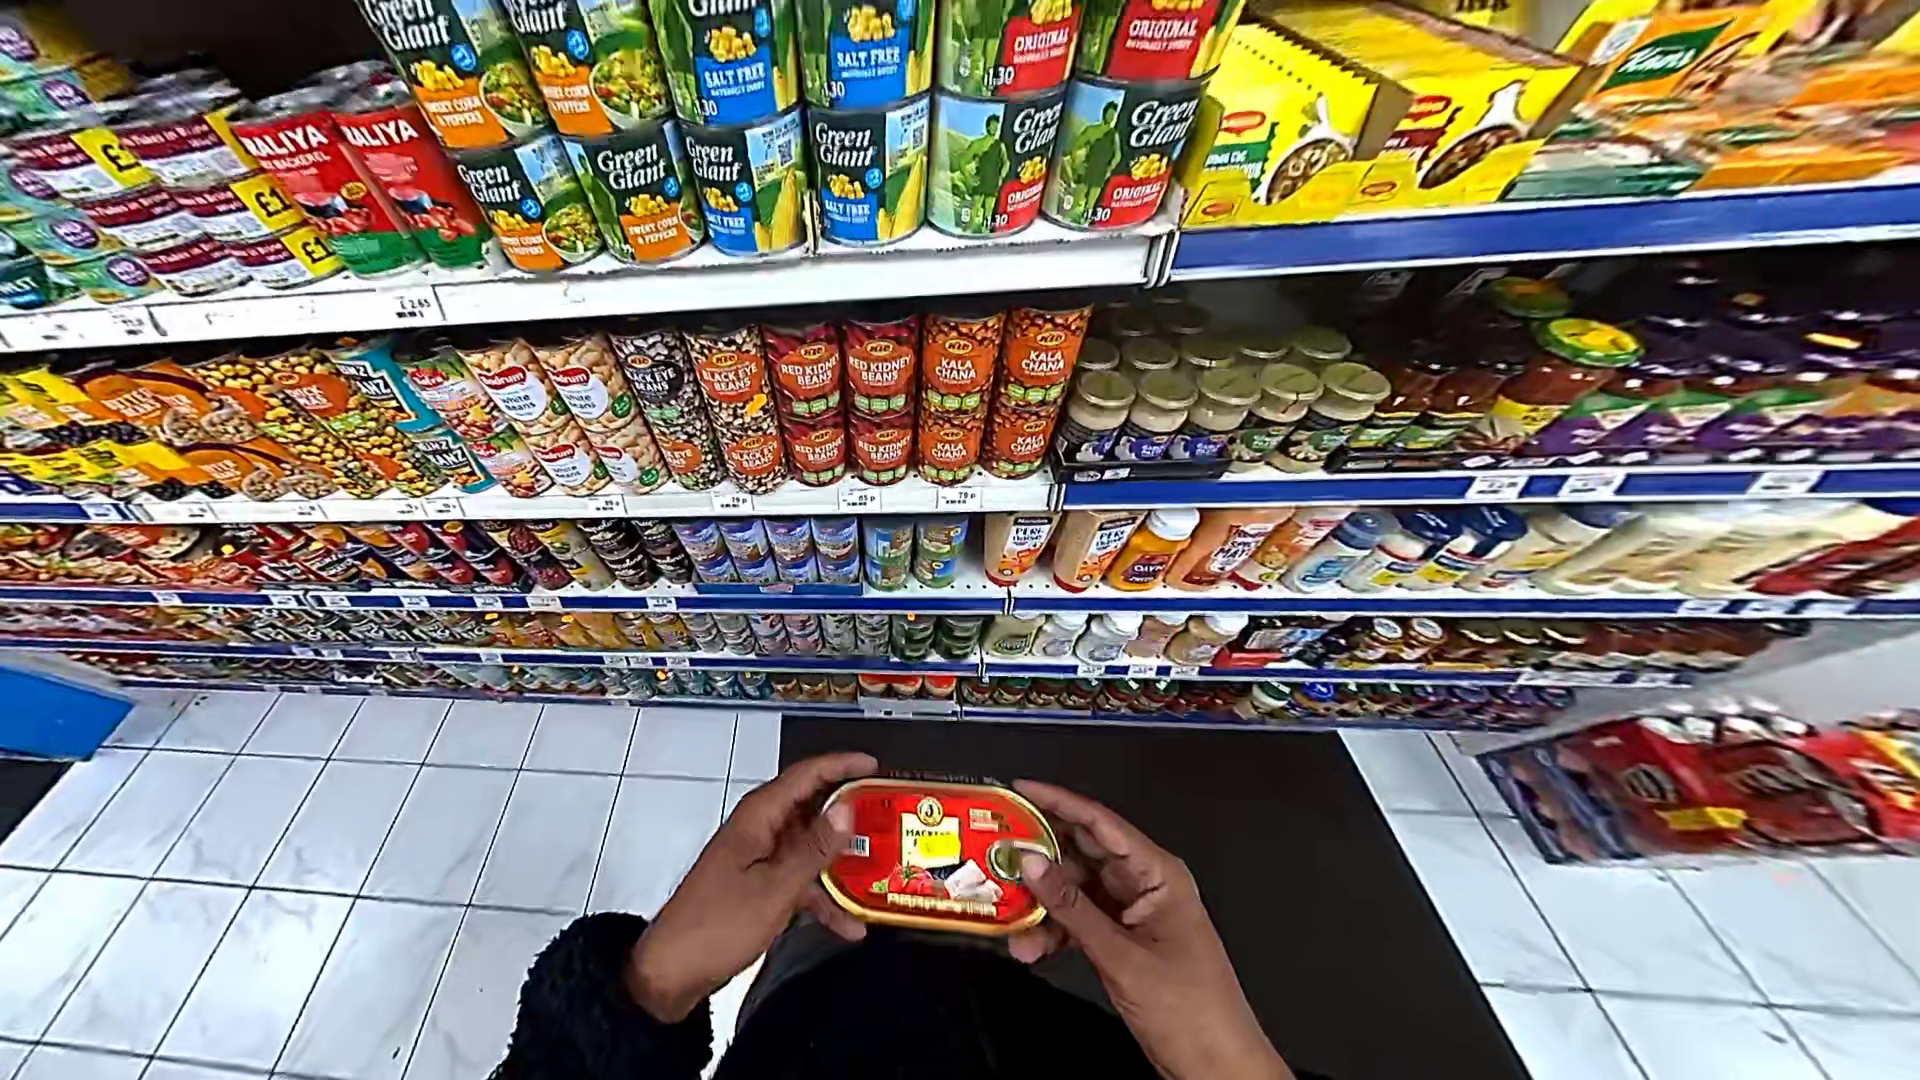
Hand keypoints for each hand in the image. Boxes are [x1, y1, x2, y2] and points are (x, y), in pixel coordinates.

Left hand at [626, 752, 876, 1022]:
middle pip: (813, 805)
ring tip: (877, 864)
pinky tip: (848, 923)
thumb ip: (815, 848)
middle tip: (884, 812)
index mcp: (761, 815)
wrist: (667, 978)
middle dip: (849, 808)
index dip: (843, 764)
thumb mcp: (775, 887)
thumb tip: (848, 810)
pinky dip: (823, 895)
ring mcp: (761, 856)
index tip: (875, 766)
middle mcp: (762, 827)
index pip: (808, 773)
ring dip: (841, 857)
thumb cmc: (716, 925)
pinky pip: (801, 878)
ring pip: (811, 843)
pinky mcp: (760, 884)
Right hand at [1009, 780, 1291, 1079]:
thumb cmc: (1192, 1011)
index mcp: (1156, 872)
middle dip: (1041, 852)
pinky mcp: (1120, 937)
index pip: (1100, 822)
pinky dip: (1054, 930)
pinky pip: (1077, 920)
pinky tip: (1030, 945)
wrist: (1220, 1073)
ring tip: (1008, 908)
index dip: (1059, 801)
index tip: (1023, 790)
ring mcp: (1129, 911)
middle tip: (1001, 846)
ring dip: (1042, 902)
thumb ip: (1072, 909)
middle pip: (1082, 852)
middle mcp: (1141, 883)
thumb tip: (1032, 864)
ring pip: (1074, 889)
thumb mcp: (1123, 957)